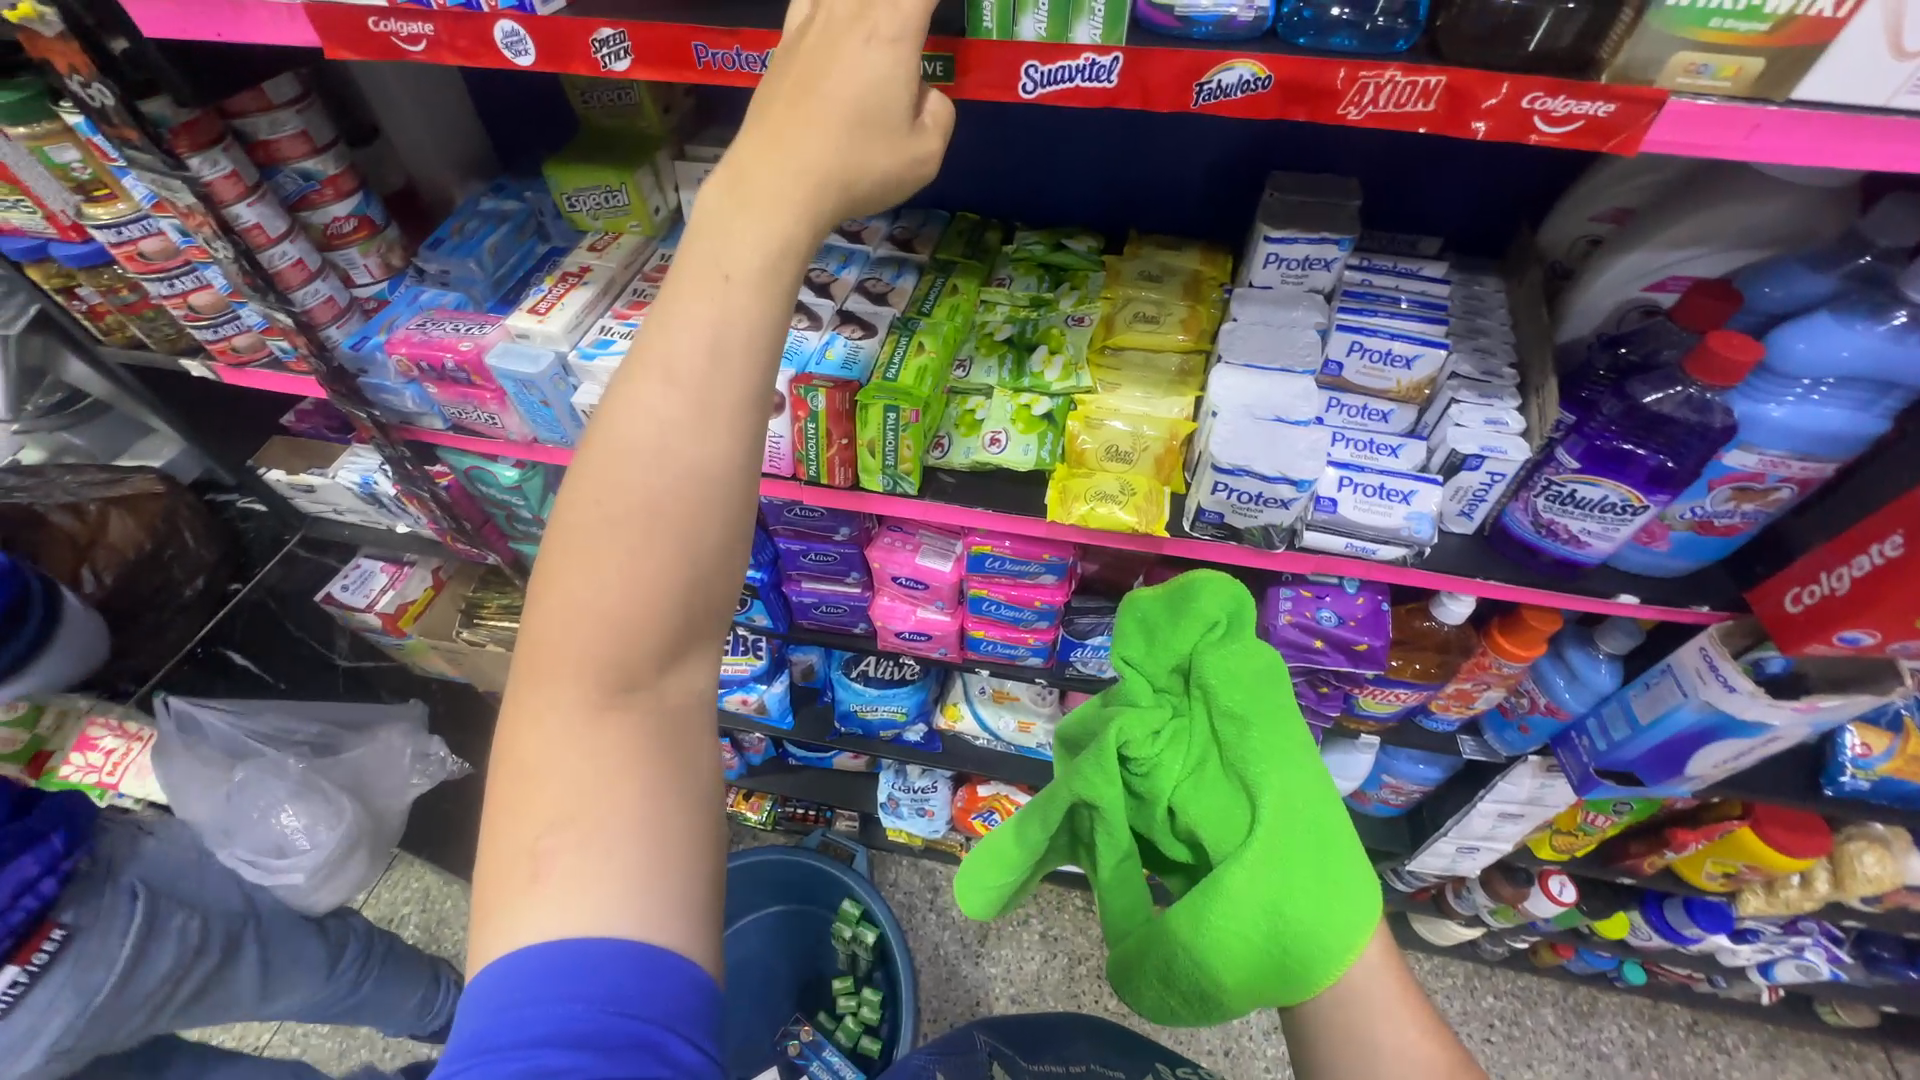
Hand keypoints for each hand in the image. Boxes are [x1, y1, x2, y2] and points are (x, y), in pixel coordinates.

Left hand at [716, 0, 954, 233]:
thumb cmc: (858, 168)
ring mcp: (812, 20)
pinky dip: (830, 6)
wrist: (781, 181)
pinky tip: (835, 18)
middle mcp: (851, 10)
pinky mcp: (785, 40)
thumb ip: (938, 113)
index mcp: (894, 29)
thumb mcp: (925, 156)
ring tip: (877, 20)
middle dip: (903, 6)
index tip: (940, 15)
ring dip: (868, 6)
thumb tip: (923, 94)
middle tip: (911, 25)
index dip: (936, 1)